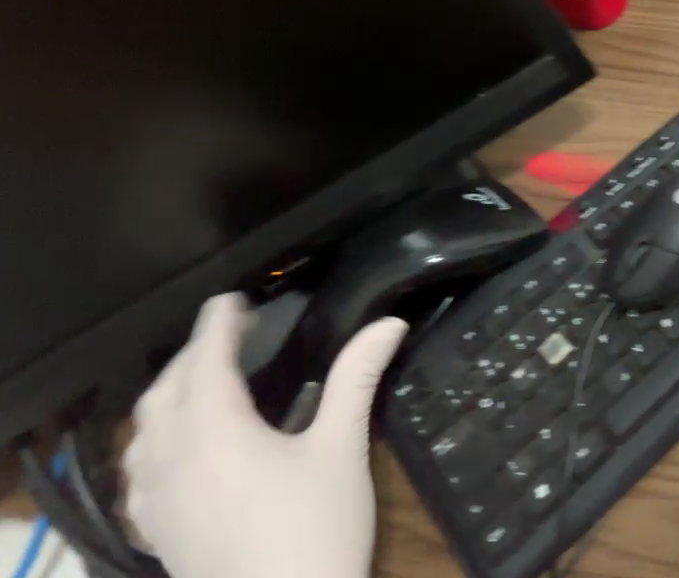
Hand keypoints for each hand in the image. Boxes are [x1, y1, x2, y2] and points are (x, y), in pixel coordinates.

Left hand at [124, 293, 407, 577]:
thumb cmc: (316, 524)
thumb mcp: (342, 447)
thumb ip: (356, 380)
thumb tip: (387, 324)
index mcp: (216, 437)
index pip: (206, 366)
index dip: (216, 328)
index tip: (232, 300)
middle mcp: (173, 463)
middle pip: (166, 395)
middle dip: (193, 355)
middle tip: (230, 331)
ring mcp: (158, 500)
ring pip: (144, 431)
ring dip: (169, 393)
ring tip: (203, 376)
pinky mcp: (158, 527)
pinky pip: (140, 468)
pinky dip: (155, 436)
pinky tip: (178, 444)